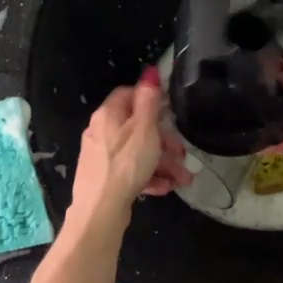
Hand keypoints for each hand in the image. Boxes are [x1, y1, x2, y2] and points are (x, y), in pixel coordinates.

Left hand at [72, 67, 193, 220]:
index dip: (150, 100)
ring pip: (137, 152)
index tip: (169, 113)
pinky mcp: (105, 178)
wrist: (100, 210)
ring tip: (182, 179)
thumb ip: (149, 100)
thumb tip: (150, 71)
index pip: (128, 94)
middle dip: (164, 141)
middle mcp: (100, 132)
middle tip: (182, 154)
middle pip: (137, 127)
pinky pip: (130, 171)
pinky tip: (163, 188)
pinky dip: (148, 177)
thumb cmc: (126, 164)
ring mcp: (101, 157)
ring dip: (162, 163)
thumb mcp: (144, 128)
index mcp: (107, 115)